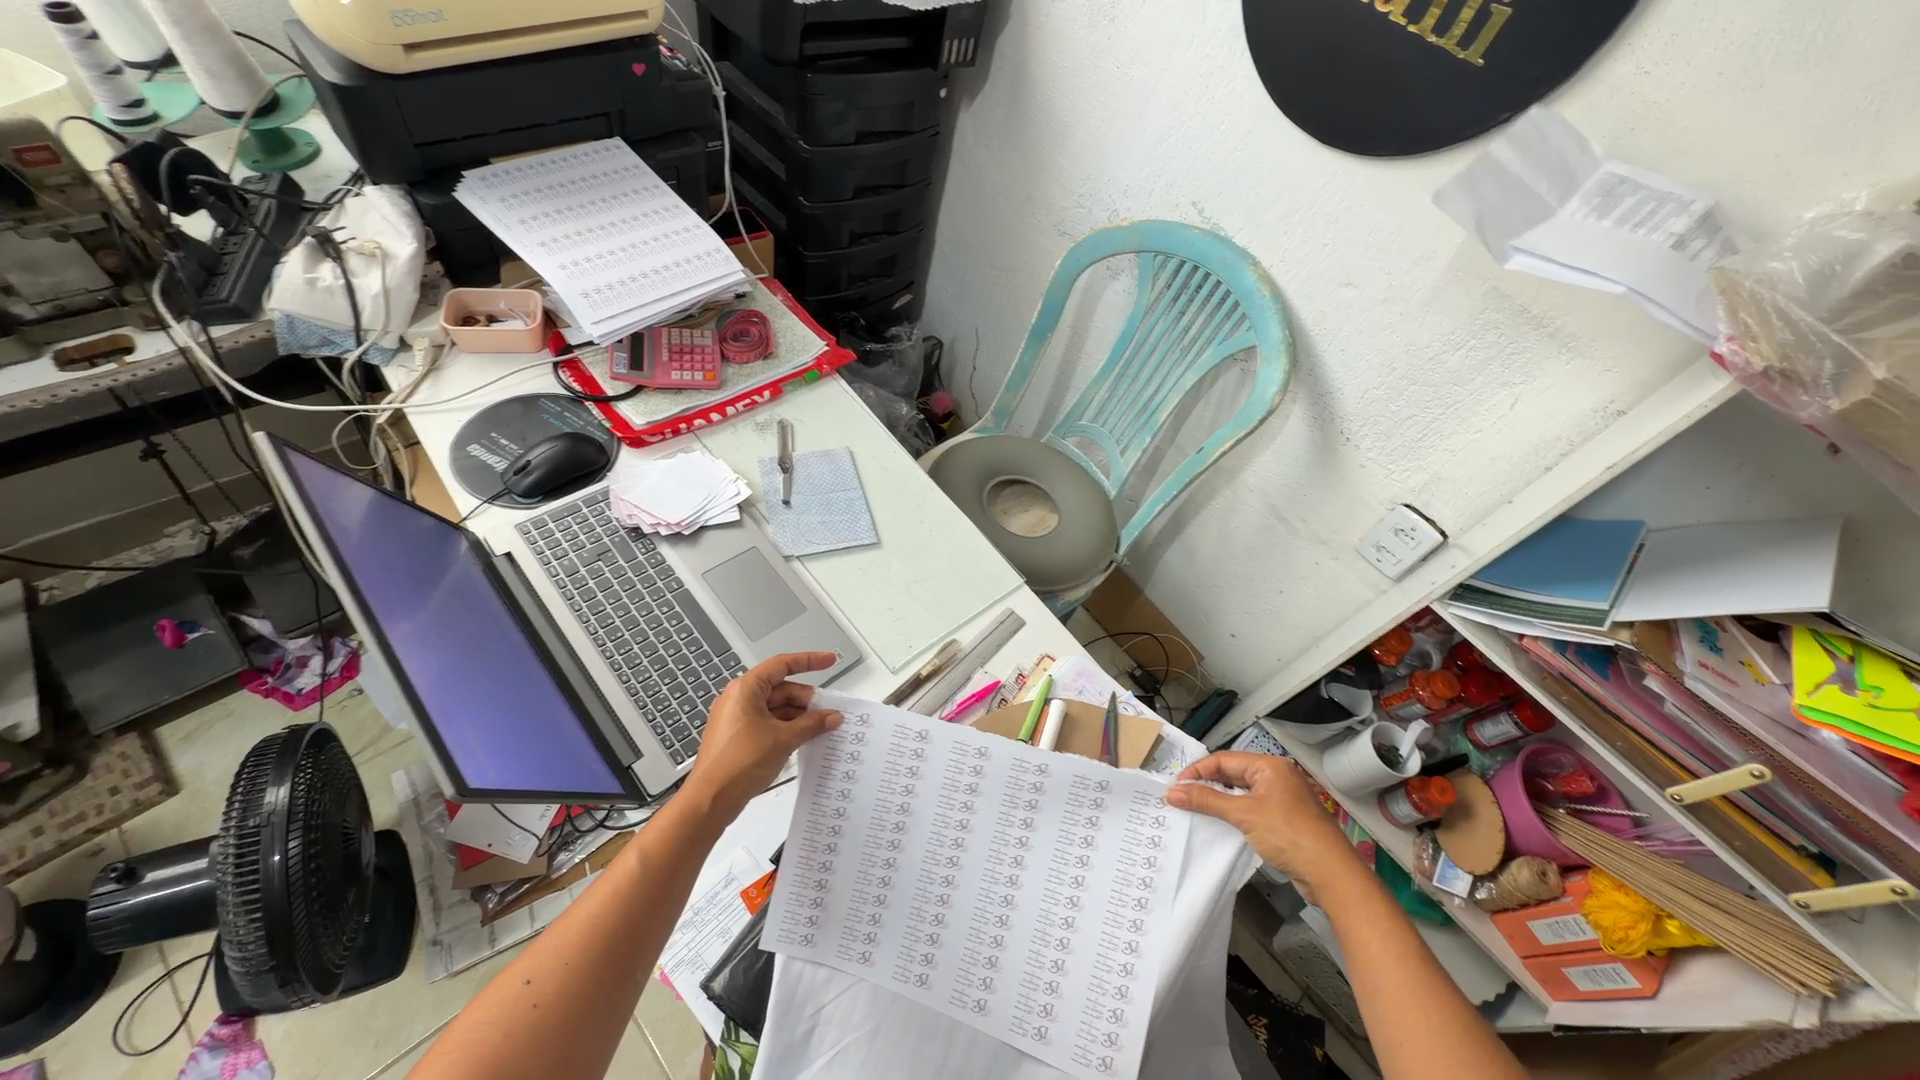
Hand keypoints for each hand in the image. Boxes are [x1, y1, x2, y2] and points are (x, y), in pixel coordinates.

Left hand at [684, 652, 842, 815]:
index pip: (782, 665)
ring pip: (777, 708)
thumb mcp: (783, 739)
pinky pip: (769, 724)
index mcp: (745, 689)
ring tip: (820, 729)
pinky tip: (804, 739)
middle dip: (807, 700)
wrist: (712, 798)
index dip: (809, 661)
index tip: (829, 660)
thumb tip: (831, 716)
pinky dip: (788, 728)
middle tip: (828, 712)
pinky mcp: (739, 736)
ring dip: (799, 717)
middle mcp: (739, 699)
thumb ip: (812, 724)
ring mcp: (738, 718)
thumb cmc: (737, 763)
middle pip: (782, 689)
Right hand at [1165, 752, 1363, 900]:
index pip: (1224, 759)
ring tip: (1194, 810)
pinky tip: (1218, 824)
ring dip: (1218, 801)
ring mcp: (1281, 799)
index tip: (1176, 786)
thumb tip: (1173, 792)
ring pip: (1240, 793)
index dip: (1198, 771)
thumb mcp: (1243, 814)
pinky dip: (1232, 814)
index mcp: (1270, 766)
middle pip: (1232, 774)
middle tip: (1180, 798)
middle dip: (1206, 785)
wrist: (1330, 873)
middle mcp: (1276, 777)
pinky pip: (1250, 809)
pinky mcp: (1283, 820)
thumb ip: (1207, 800)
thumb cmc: (1290, 835)